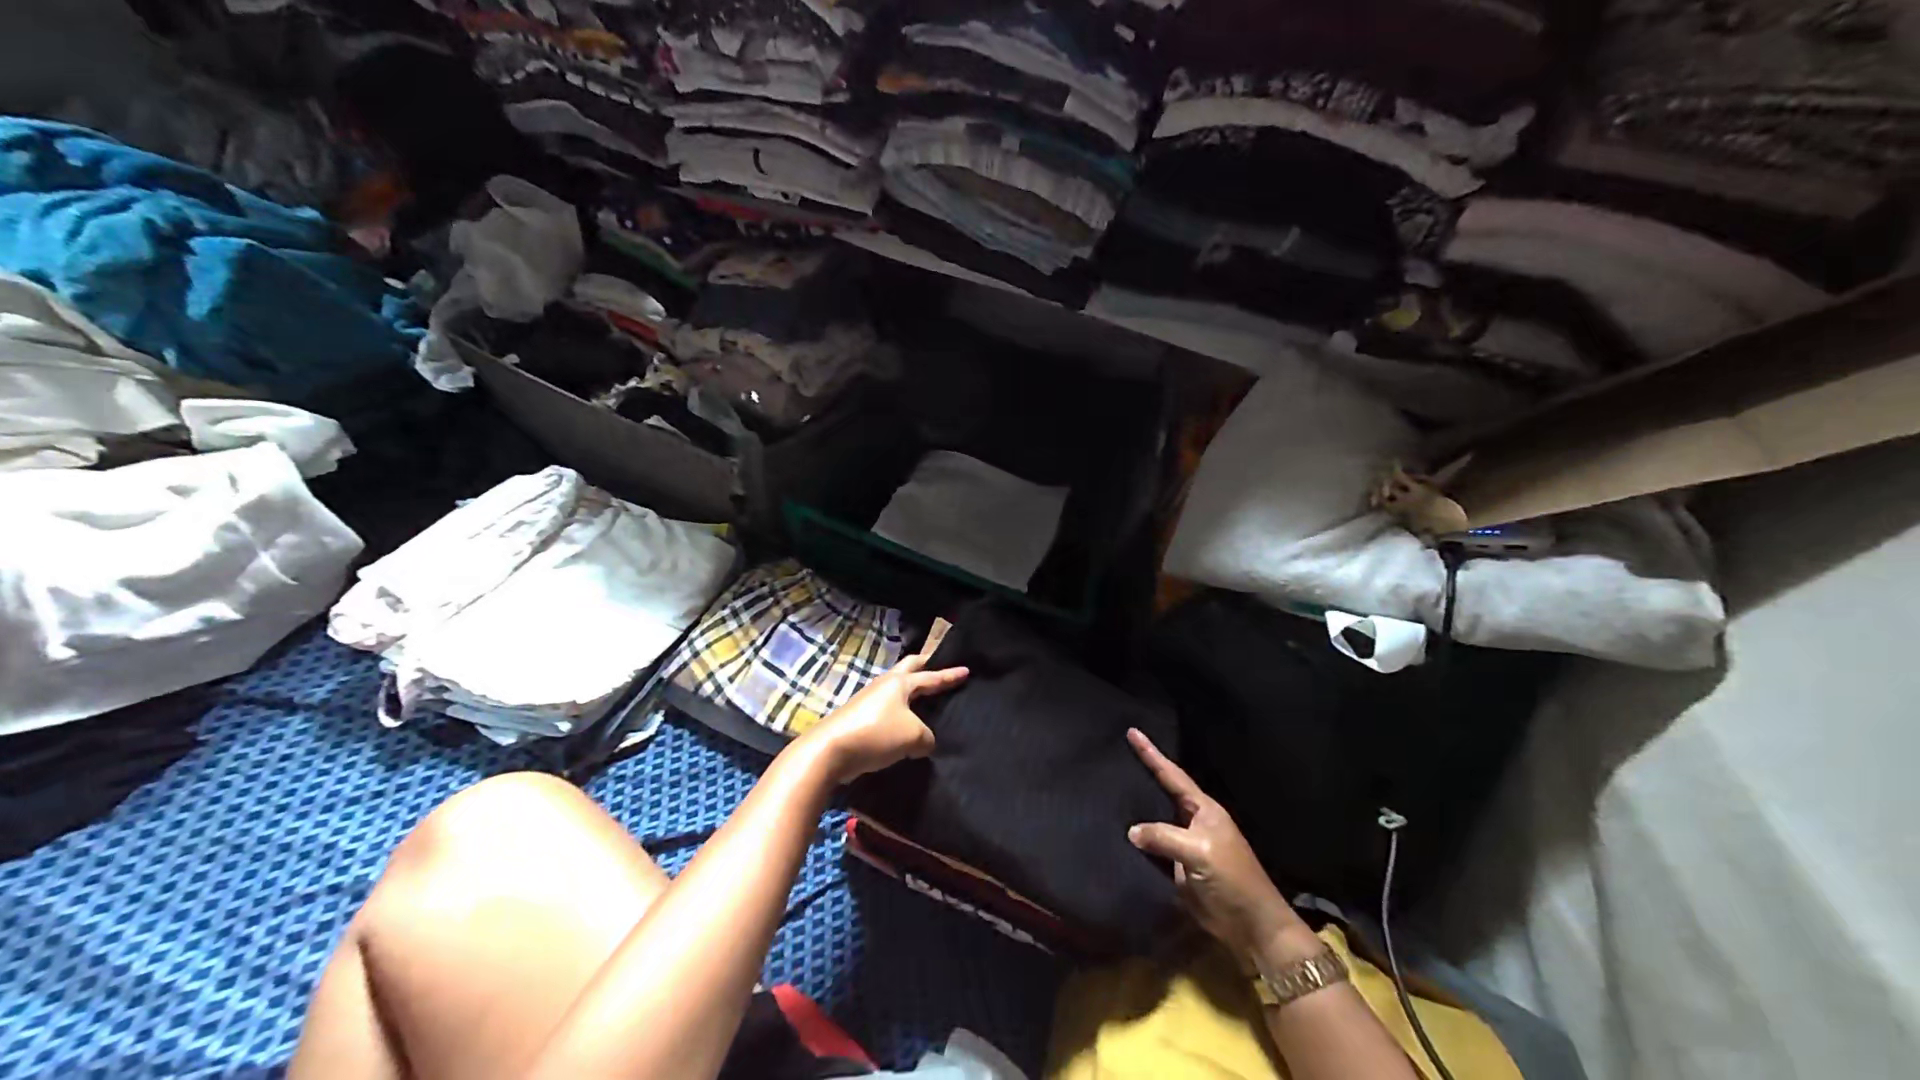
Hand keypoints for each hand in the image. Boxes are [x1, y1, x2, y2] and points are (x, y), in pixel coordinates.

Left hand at [798, 654, 967, 783]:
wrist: (830, 750)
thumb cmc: (877, 734)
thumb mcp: (914, 736)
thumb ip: (927, 737)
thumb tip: (922, 741)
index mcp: (900, 683)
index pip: (931, 677)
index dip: (949, 675)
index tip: (966, 670)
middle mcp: (884, 686)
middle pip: (908, 668)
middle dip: (924, 665)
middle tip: (937, 663)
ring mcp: (868, 701)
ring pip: (895, 690)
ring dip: (909, 691)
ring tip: (923, 698)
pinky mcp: (858, 718)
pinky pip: (886, 710)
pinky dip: (898, 713)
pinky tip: (903, 725)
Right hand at [1127, 728, 1309, 961]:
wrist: (1251, 926)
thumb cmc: (1232, 880)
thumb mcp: (1198, 852)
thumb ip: (1163, 836)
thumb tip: (1132, 831)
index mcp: (1204, 810)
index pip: (1172, 775)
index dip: (1152, 754)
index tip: (1133, 731)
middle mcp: (1193, 822)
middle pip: (1162, 792)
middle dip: (1143, 774)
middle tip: (1116, 755)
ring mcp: (1185, 846)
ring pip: (1154, 820)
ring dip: (1136, 808)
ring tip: (1109, 789)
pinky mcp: (1178, 868)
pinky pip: (1152, 847)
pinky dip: (1136, 840)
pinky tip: (1116, 833)